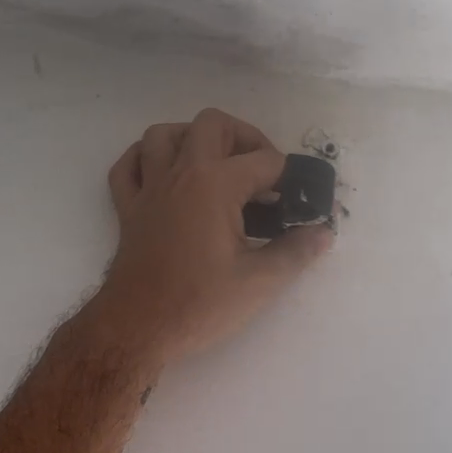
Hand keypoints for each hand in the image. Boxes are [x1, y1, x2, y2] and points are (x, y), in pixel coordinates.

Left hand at [86, 108, 332, 367]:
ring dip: (192, 139)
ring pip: (165, 136)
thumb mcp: (259, 283)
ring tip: (214, 166)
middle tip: (261, 176)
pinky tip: (165, 176)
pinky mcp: (128, 210)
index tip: (296, 204)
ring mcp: (149, 189)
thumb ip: (295, 252)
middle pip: (213, 125)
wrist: (139, 327)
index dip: (288, 180)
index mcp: (216, 184)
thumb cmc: (200, 304)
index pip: (265, 162)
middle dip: (244, 140)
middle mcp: (181, 173)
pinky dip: (146, 161)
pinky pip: (129, 166)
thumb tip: (323, 233)